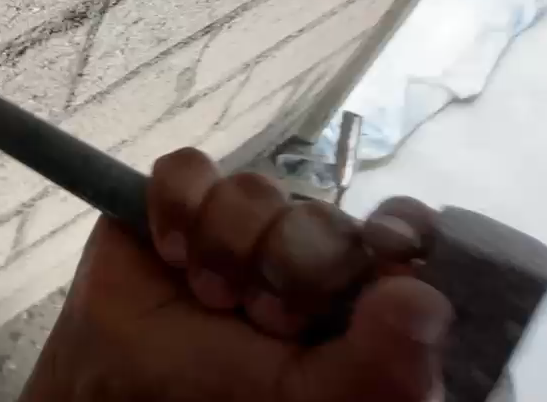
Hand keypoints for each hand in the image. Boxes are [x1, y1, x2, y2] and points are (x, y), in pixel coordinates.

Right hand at [21, 149, 450, 401]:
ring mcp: (236, 216)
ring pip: (254, 187)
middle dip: (290, 264)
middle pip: (323, 214)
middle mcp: (303, 249)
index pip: (406, 237)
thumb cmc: (224, 395)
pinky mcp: (176, 193)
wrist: (123, 371)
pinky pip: (186, 167)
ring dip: (224, 243)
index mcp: (354, 298)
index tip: (389, 248)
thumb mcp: (315, 397)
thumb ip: (380, 364)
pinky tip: (167, 248)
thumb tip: (424, 296)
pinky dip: (175, 204)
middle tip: (262, 314)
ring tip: (205, 291)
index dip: (403, 230)